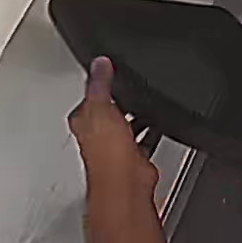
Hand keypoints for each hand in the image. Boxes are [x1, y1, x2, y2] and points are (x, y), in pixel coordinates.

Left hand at [68, 56, 158, 202]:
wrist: (125, 180)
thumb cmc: (107, 152)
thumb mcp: (102, 107)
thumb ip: (101, 83)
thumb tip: (100, 62)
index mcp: (84, 120)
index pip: (89, 96)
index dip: (99, 85)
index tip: (107, 73)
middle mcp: (97, 133)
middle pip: (108, 111)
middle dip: (118, 101)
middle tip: (128, 88)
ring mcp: (116, 145)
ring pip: (126, 124)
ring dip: (135, 117)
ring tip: (147, 104)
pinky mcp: (134, 154)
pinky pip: (144, 137)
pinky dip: (150, 131)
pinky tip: (158, 126)